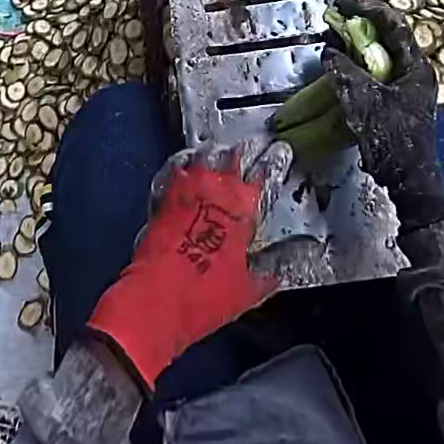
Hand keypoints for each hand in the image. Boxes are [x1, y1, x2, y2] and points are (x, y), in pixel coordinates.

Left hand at [86, 138, 293, 388]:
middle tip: (250, 146)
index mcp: (243, 207)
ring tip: (219, 152)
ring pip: (202, 155)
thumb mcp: (250, 289)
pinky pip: (176, 169)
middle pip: (232, 155)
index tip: (279, 152)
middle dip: (243, 150)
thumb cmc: (205, 295)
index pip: (264, 172)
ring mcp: (185, 189)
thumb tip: (285, 266)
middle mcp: (215, 190)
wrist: (158, 297)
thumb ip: (271, 270)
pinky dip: (184, 165)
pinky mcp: (163, 196)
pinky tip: (186, 167)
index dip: (273, 160)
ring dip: (212, 153)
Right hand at [322, 0, 443, 231]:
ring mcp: (404, 86)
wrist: (408, 178)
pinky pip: (373, 71)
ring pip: (379, 54)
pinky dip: (355, 62)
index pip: (393, 24)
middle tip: (334, 16)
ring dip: (355, 43)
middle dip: (360, 24)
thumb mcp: (363, 100)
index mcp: (415, 67)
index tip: (340, 4)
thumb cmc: (391, 137)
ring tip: (332, 36)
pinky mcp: (393, 100)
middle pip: (387, 36)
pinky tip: (338, 65)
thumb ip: (344, 71)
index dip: (366, 9)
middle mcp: (413, 72)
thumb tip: (329, 52)